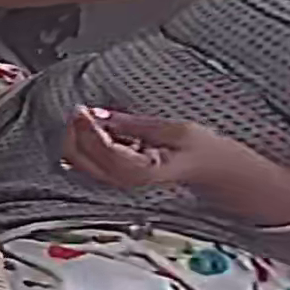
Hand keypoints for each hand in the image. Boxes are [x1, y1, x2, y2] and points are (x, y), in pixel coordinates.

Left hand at [63, 107, 289, 225]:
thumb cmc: (203, 149)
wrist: (214, 170)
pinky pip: (83, 159)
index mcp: (139, 170)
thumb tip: (97, 114)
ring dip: (77, 136)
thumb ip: (132, 124)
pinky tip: (97, 130)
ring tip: (91, 118)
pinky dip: (83, 142)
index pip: (101, 148)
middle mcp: (121, 179)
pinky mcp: (109, 175)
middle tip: (82, 111)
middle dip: (76, 132)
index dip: (86, 127)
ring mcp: (113, 180)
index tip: (81, 109)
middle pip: (78, 155)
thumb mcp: (175, 130)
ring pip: (75, 158)